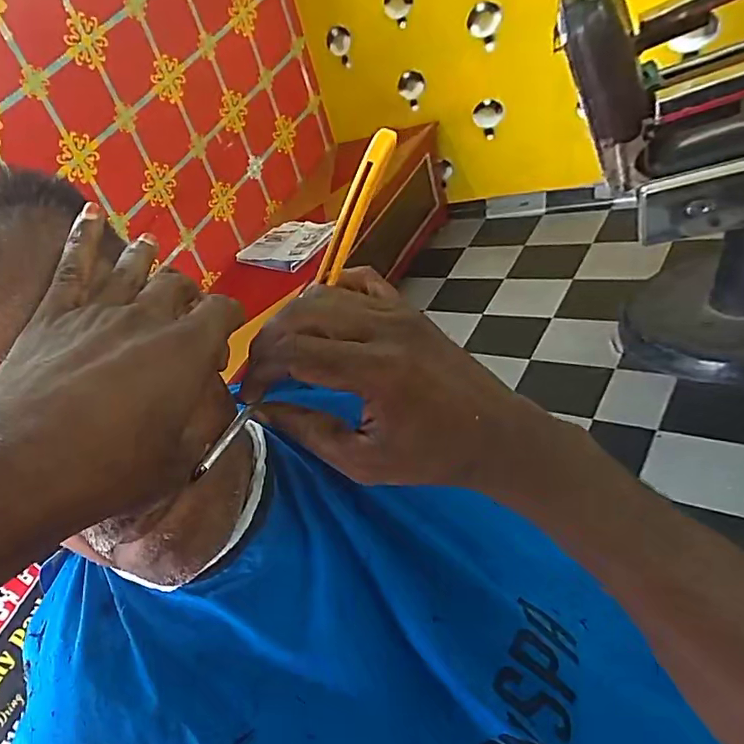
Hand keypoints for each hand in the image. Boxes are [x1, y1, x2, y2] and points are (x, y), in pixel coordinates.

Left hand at [0, 204, 244, 544]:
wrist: (24, 461)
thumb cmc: (107, 472)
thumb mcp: (172, 466)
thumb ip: (197, 431)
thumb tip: (207, 413)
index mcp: (185, 350)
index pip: (222, 312)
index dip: (228, 322)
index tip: (221, 342)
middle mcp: (145, 317)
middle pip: (177, 284)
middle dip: (188, 293)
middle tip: (185, 309)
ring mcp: (96, 309)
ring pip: (130, 266)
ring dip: (145, 255)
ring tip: (150, 244)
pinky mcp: (53, 312)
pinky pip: (72, 262)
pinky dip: (84, 234)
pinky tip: (90, 213)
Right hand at [238, 266, 564, 490]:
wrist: (494, 433)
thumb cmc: (430, 457)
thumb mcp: (363, 462)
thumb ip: (308, 432)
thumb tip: (262, 410)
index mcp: (375, 371)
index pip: (294, 351)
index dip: (260, 371)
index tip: (249, 395)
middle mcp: (384, 329)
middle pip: (300, 316)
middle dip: (266, 344)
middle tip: (259, 375)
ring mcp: (397, 311)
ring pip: (321, 294)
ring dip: (289, 320)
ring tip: (280, 352)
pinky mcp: (406, 307)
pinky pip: (357, 281)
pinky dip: (328, 293)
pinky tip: (319, 321)